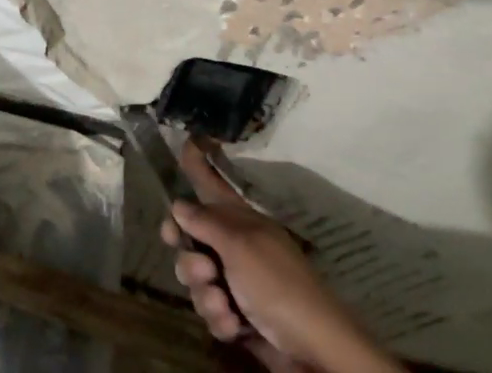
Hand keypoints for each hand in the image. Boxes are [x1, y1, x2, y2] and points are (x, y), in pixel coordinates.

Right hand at [162, 142, 402, 372]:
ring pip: (196, 280)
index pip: (213, 187)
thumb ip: (206, 223)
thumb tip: (178, 204)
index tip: (184, 143)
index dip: (198, 169)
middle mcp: (236, 248)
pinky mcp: (236, 316)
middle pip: (191, 241)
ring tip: (225, 305)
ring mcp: (236, 283)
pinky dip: (219, 320)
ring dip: (206, 295)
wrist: (312, 348)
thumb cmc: (278, 284)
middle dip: (190, 260)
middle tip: (205, 270)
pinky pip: (209, 310)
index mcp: (243, 222)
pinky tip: (234, 327)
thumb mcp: (241, 246)